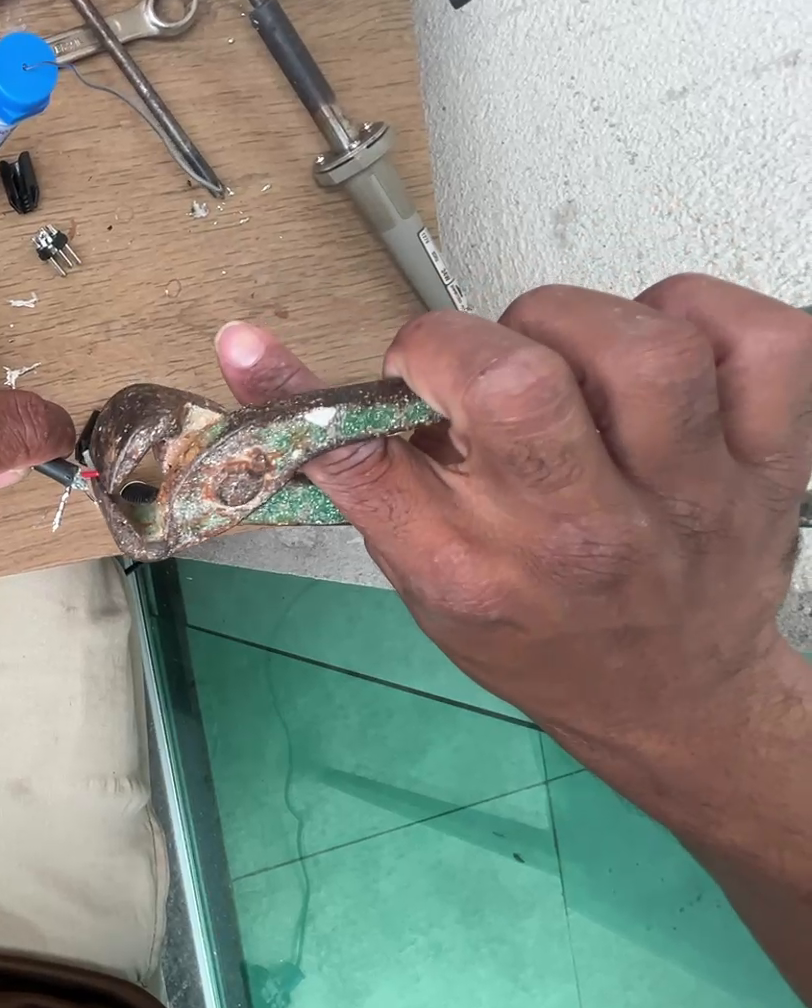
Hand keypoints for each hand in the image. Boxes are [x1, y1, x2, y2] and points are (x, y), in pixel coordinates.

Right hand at [214, 276, 811, 777]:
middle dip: (455, 344)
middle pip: (513, 385)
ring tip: (543, 354)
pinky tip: (644, 345)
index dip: (295, 387)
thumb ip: (355, 470)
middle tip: (450, 368)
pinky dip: (692, 312)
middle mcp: (568, 532)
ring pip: (637, 347)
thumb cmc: (514, 630)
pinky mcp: (778, 458)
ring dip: (563, 322)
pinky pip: (763, 337)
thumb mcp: (408, 567)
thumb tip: (257, 366)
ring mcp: (687, 493)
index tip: (248, 345)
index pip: (361, 459)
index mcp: (459, 565)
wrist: (665, 695)